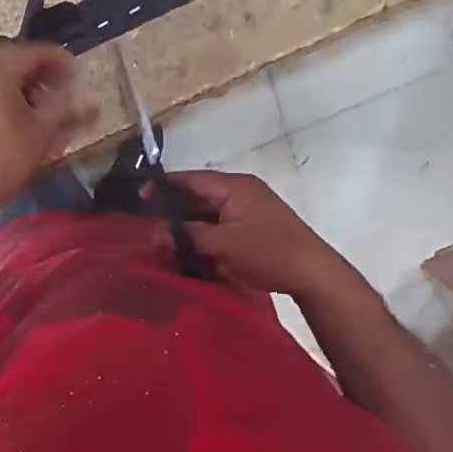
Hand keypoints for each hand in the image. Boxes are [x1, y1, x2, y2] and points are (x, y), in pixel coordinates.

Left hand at [0, 44, 95, 214]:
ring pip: (1, 75)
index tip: (77, 70)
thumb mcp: (44, 132)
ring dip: (27, 82)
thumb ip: (70, 110)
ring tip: (49, 101)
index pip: (31, 53)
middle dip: (42, 70)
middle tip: (65, 85)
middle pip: (14, 61)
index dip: (58, 59)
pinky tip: (26, 112)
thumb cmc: (7, 157)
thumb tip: (93, 101)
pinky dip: (10, 92)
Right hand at [164, 170, 366, 302]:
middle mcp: (241, 192)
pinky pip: (221, 227)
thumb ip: (188, 236)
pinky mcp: (254, 229)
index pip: (191, 179)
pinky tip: (191, 253)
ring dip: (189, 228)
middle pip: (199, 196)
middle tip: (149, 229)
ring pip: (209, 215)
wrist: (312, 272)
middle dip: (174, 212)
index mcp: (235, 186)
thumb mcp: (224, 244)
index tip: (139, 197)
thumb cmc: (269, 252)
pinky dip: (205, 237)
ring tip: (164, 244)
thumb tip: (157, 233)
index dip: (164, 186)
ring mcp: (250, 210)